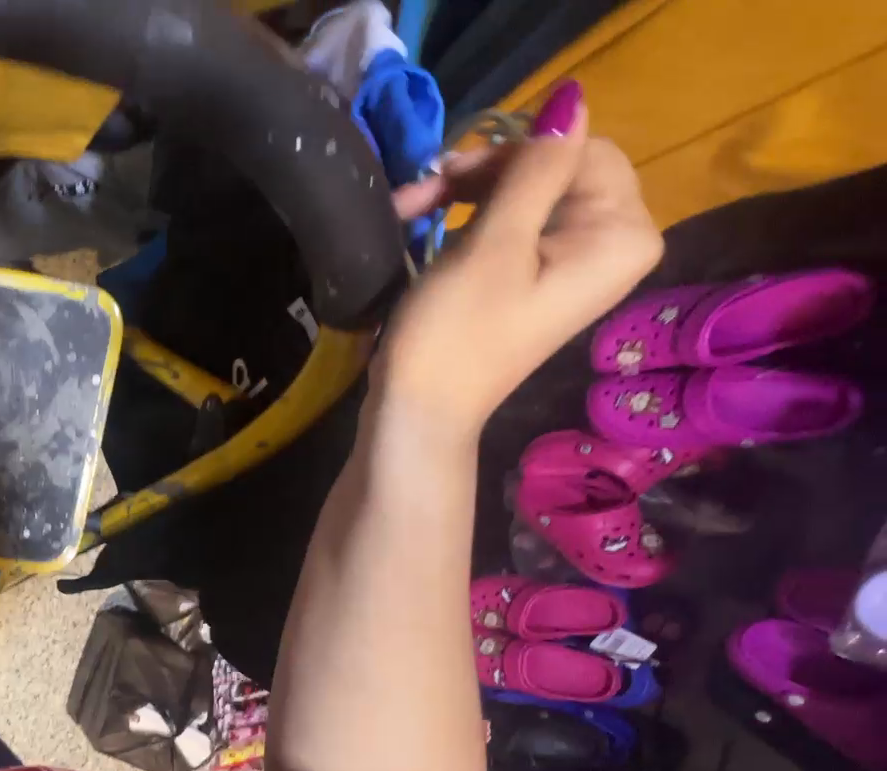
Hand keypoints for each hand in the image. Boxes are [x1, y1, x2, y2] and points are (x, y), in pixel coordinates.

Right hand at [376, 81, 662, 430]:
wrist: (418, 413)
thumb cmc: (453, 334)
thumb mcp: (491, 247)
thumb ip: (534, 171)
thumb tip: (569, 102)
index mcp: (621, 236)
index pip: (581, 152)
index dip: (509, 153)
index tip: (440, 173)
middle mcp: (610, 247)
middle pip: (553, 175)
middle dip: (479, 178)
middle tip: (413, 196)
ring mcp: (570, 269)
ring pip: (523, 200)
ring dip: (460, 201)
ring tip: (405, 215)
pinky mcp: (532, 285)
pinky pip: (510, 230)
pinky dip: (464, 226)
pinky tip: (424, 234)